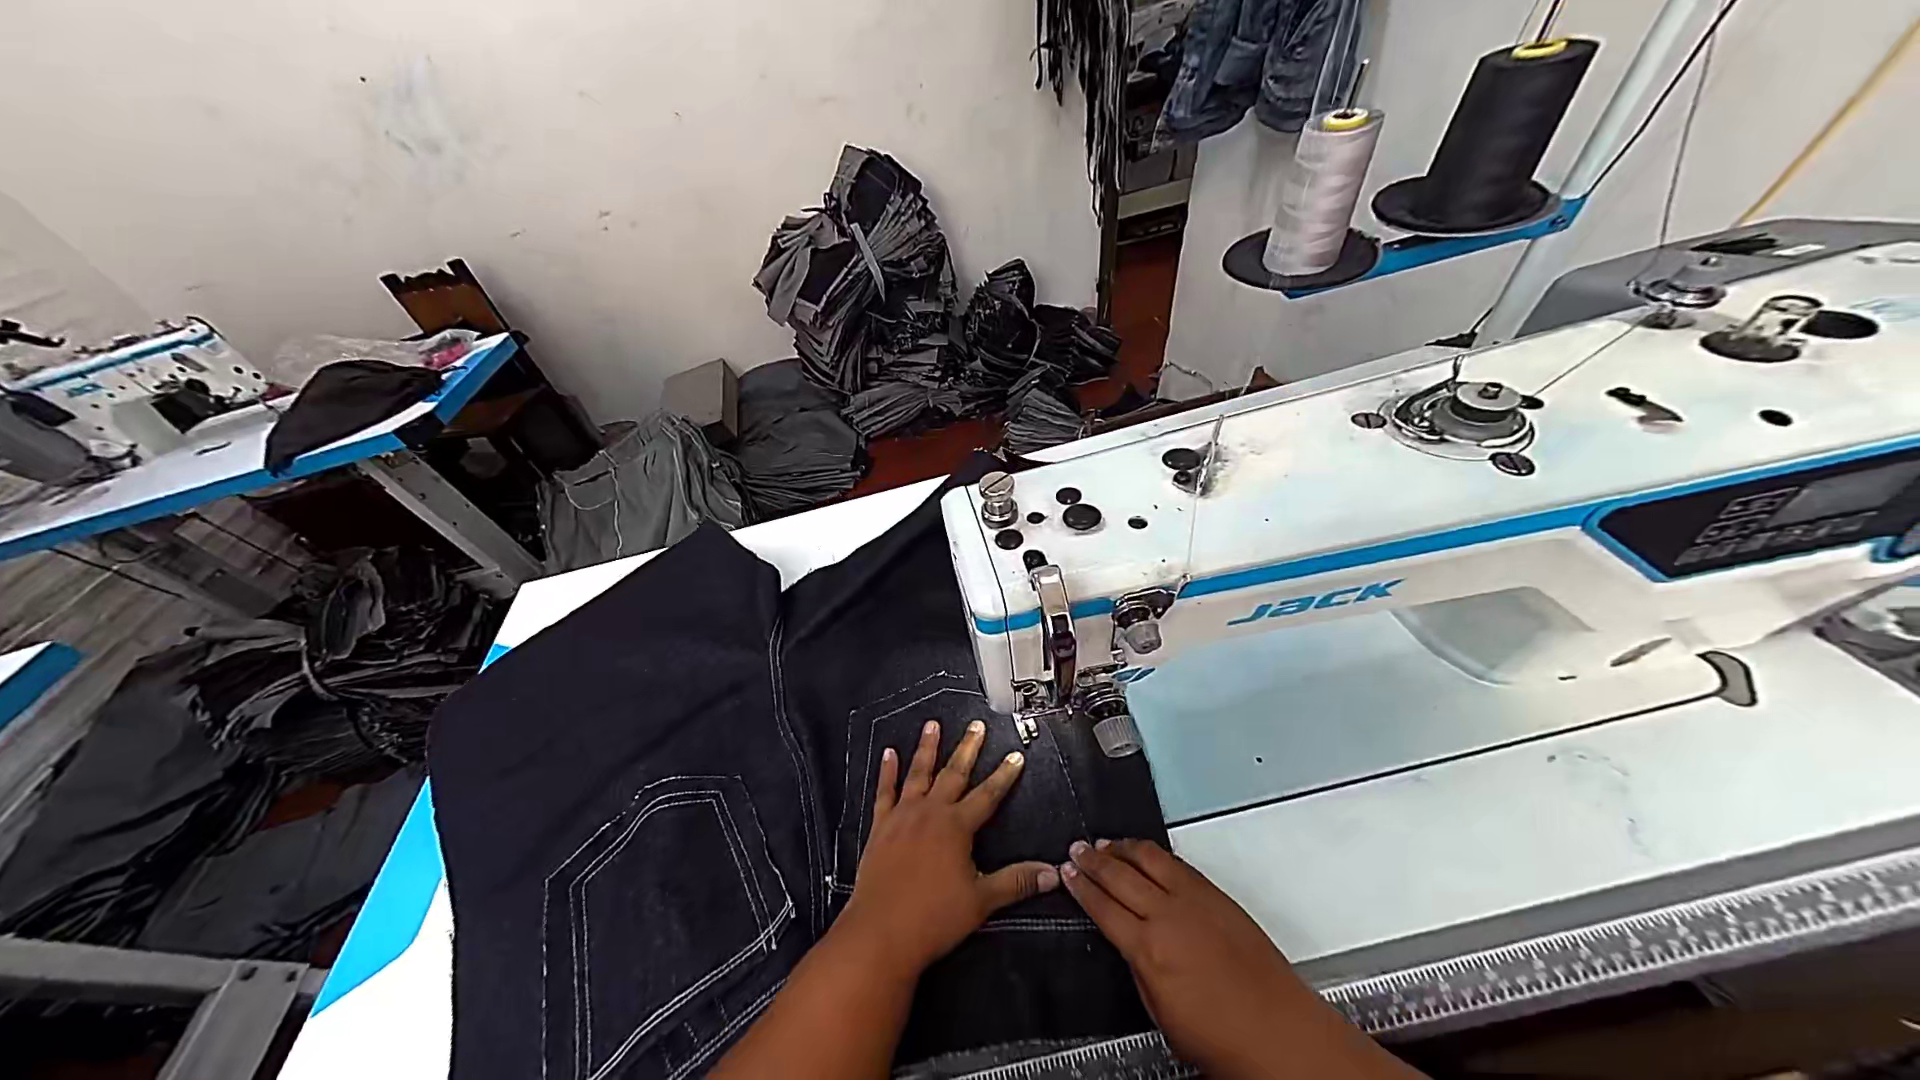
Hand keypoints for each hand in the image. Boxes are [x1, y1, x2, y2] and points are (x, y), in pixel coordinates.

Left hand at [837, 719, 1060, 977]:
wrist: (880, 932)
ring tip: (933, 725)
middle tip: (977, 726)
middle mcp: (930, 813)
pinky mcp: (880, 827)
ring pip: (918, 773)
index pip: (988, 795)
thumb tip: (1051, 874)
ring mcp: (902, 816)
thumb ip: (1016, 882)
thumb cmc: (933, 918)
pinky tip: (889, 753)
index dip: (1004, 775)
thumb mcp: (981, 901)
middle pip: (954, 774)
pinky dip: (887, 771)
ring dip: (927, 748)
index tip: (1015, 756)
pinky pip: (885, 791)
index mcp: (956, 827)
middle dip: (968, 749)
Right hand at [1062, 839, 1415, 1079]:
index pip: (1102, 906)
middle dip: (1093, 858)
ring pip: (1147, 857)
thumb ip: (1138, 968)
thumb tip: (1127, 943)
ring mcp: (1195, 900)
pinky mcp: (1216, 895)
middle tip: (1077, 849)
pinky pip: (1176, 862)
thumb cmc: (1226, 1040)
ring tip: (1105, 842)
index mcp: (1148, 949)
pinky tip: (1145, 853)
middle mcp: (1169, 916)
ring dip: (1121, 847)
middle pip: (1118, 874)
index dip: (1080, 886)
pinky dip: (1153, 854)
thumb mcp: (1161, 1014)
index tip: (1068, 874)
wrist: (1281, 1035)